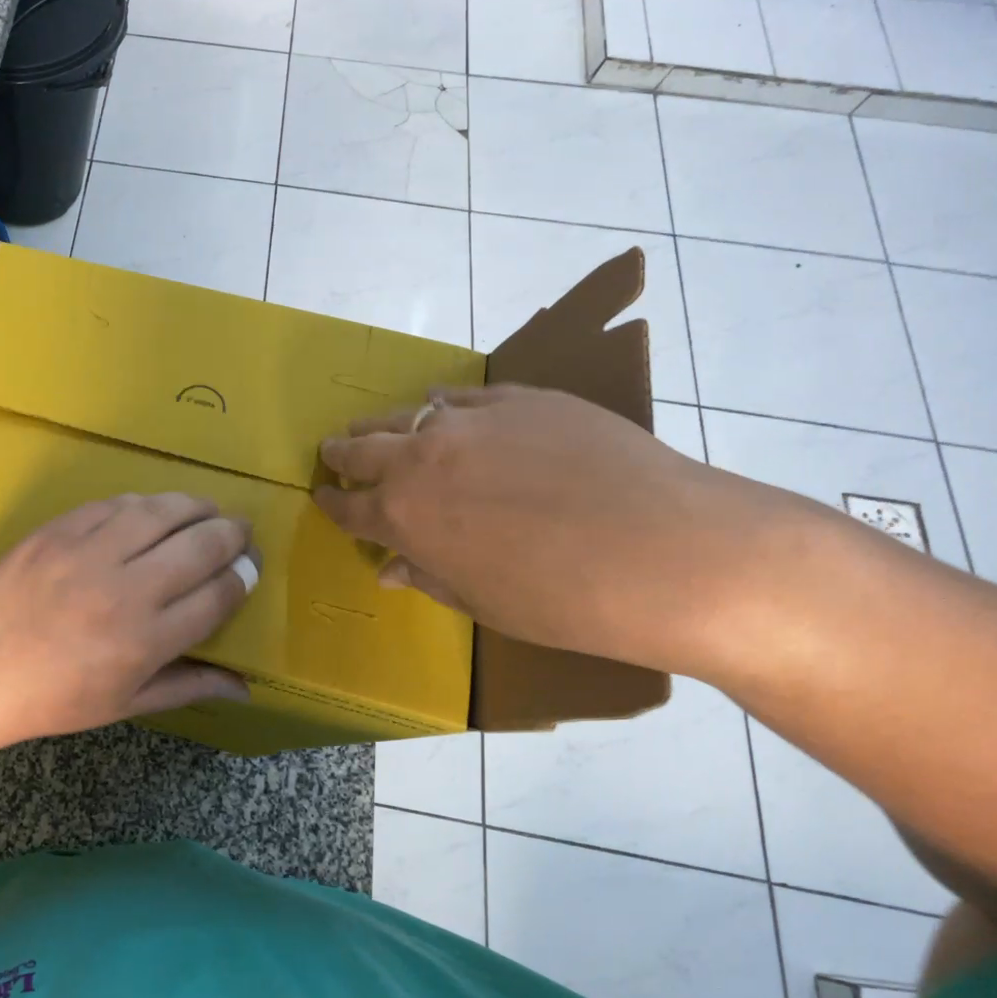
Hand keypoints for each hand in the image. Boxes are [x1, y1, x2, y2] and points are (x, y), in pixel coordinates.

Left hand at [0, 494, 256, 756]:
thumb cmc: (52, 701)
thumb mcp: (125, 705)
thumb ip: (188, 686)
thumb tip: (245, 685)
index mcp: (146, 641)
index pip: (218, 595)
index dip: (243, 576)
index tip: (250, 569)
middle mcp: (124, 590)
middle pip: (200, 546)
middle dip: (232, 535)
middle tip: (240, 532)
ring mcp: (86, 555)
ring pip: (159, 512)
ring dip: (193, 507)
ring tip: (206, 510)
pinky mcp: (54, 532)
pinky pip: (111, 505)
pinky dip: (141, 504)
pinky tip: (151, 509)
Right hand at [312, 384, 828, 675]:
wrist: (674, 554)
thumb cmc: (567, 602)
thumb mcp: (485, 603)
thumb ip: (429, 577)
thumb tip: (391, 569)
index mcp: (404, 517)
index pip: (348, 506)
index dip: (331, 504)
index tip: (323, 499)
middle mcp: (423, 459)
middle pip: (363, 447)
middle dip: (343, 453)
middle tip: (336, 453)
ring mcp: (474, 421)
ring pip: (408, 413)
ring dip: (386, 424)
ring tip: (384, 429)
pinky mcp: (525, 399)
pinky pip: (467, 394)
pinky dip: (447, 403)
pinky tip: (448, 408)